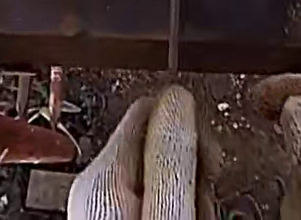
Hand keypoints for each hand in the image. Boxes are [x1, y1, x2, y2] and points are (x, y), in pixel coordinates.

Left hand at [67, 84, 214, 219]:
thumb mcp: (167, 213)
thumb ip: (170, 154)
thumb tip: (176, 93)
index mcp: (101, 175)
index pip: (151, 105)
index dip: (185, 123)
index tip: (204, 154)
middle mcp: (96, 182)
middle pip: (157, 132)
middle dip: (188, 155)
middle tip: (200, 190)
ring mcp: (104, 202)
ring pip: (159, 162)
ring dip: (184, 180)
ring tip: (192, 209)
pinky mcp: (115, 216)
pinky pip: (153, 188)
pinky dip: (174, 198)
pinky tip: (181, 213)